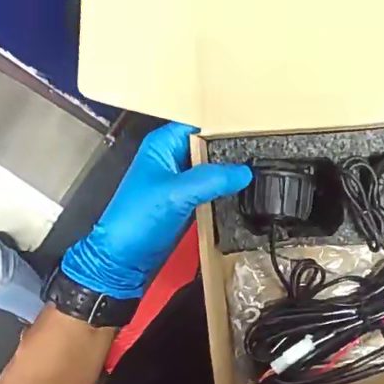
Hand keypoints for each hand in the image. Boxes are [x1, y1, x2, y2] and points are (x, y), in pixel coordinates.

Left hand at [59, 123, 251, 297]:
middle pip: (209, 144)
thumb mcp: (178, 193)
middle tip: (259, 149)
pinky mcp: (187, 199)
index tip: (251, 128)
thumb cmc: (137, 220)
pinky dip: (224, 188)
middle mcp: (171, 157)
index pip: (199, 123)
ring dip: (229, 170)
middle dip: (231, 148)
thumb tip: (244, 172)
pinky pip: (211, 187)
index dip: (223, 124)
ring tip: (256, 167)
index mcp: (163, 145)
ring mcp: (180, 179)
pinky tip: (241, 189)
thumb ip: (213, 178)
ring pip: (212, 167)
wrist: (124, 260)